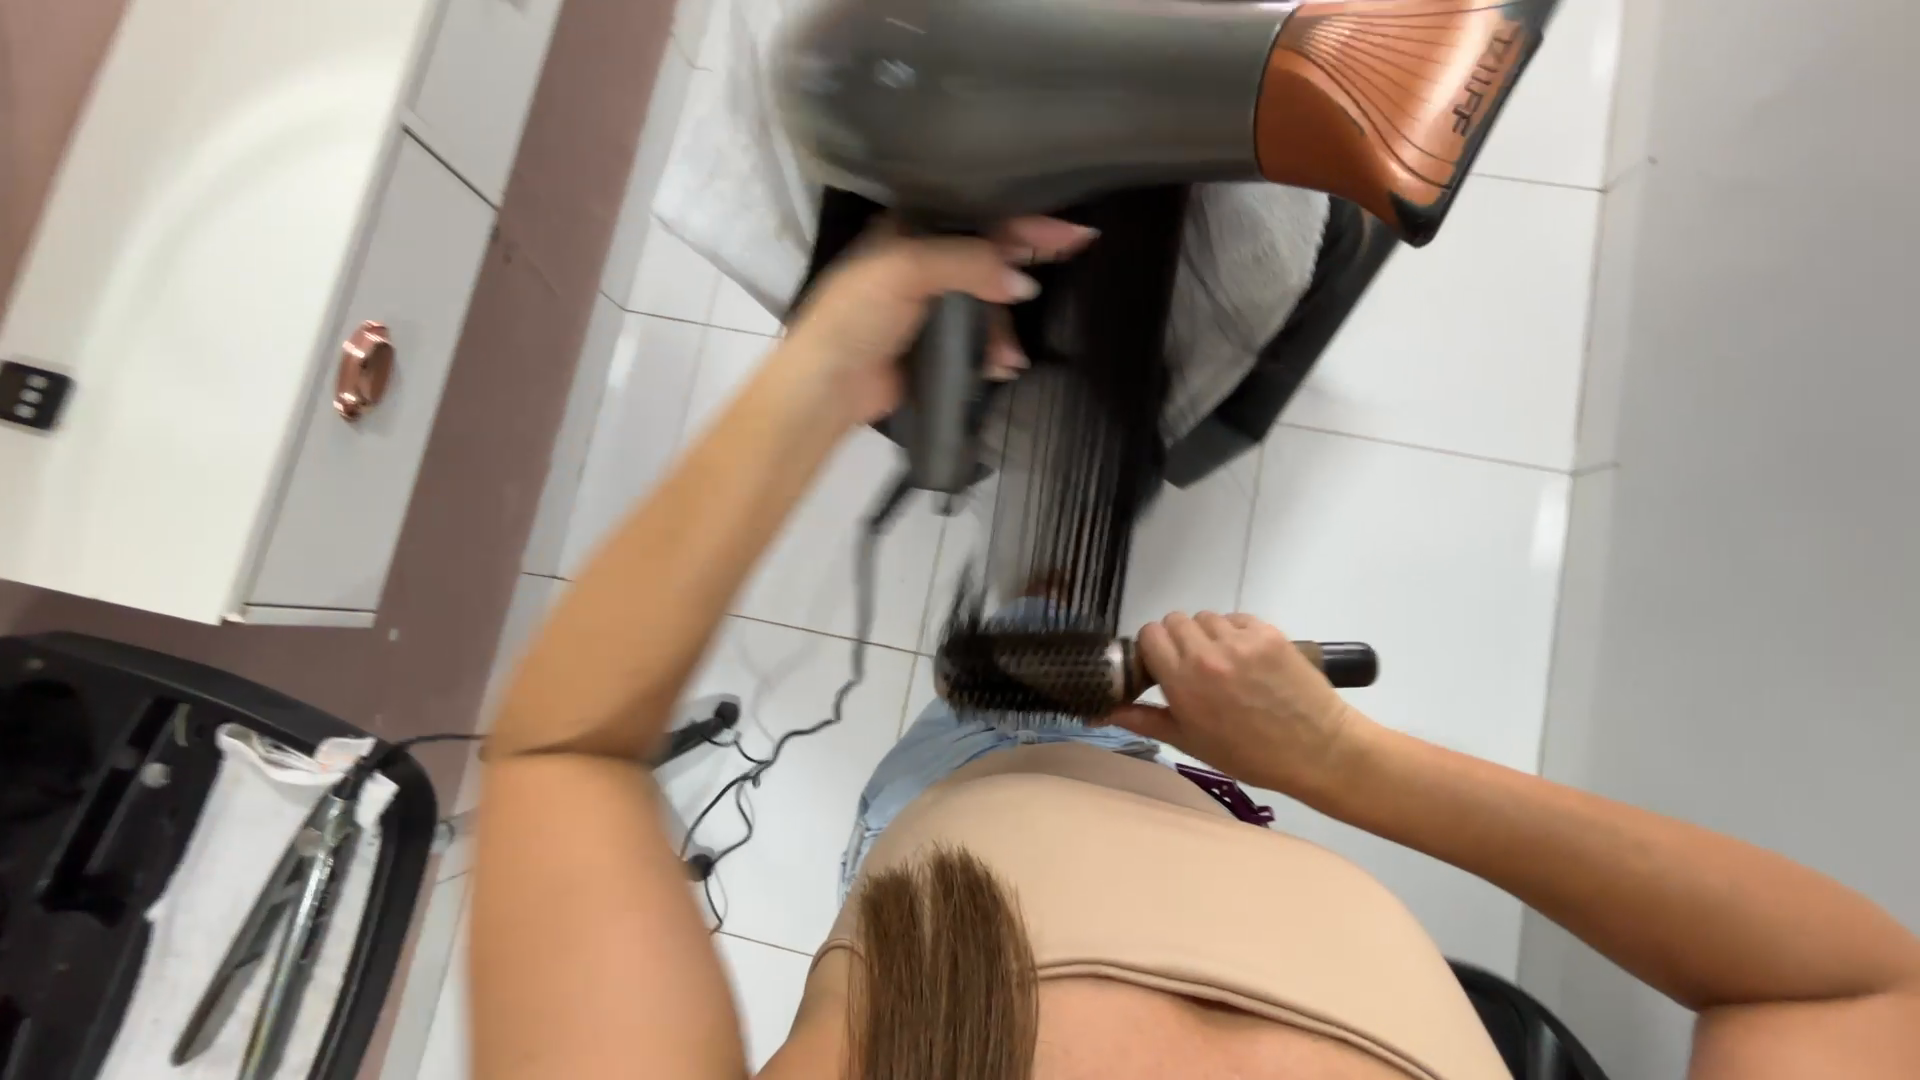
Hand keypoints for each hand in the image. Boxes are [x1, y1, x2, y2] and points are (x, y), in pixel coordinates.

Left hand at [780, 217, 1097, 424]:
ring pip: (989, 304)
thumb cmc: (856, 315)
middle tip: (1072, 262)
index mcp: (912, 230)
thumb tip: (1023, 282)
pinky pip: (980, 339)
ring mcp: (932, 305)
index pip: (979, 216)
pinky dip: (994, 351)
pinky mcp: (937, 343)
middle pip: (991, 259)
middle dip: (1021, 274)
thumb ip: (967, 263)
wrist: (829, 385)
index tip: (1073, 230)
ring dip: (1005, 328)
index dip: (1027, 221)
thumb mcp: (906, 271)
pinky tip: (1000, 366)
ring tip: (1009, 356)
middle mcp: (925, 262)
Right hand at [1105, 612, 1367, 795]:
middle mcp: (1207, 655)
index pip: (1149, 635)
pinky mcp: (1268, 633)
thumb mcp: (1189, 742)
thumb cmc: (1248, 754)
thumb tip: (1101, 711)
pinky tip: (1248, 658)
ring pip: (1206, 618)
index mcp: (1182, 682)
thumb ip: (1143, 719)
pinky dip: (1236, 632)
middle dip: (1177, 640)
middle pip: (1174, 621)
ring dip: (1207, 634)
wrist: (1317, 751)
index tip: (1161, 666)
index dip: (1152, 648)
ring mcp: (1240, 641)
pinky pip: (1237, 619)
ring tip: (1224, 662)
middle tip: (1192, 665)